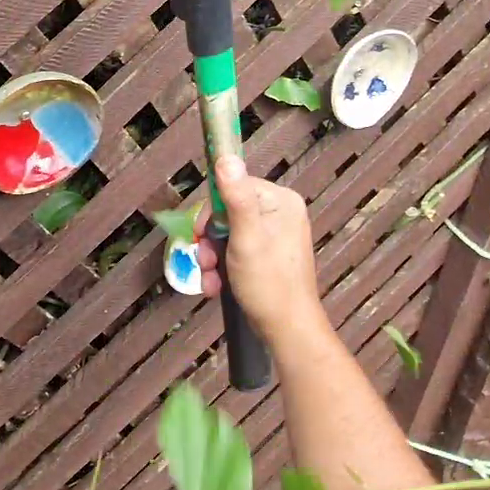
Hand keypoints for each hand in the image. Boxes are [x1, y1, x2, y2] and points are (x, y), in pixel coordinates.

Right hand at [193, 152, 323, 342]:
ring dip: (212, 256)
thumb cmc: (268, 284)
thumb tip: (225, 156)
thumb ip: (235, 197)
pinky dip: (223, 266)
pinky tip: (216, 286)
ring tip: (210, 279)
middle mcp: (280, 212)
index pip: (233, 185)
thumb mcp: (246, 238)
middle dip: (211, 239)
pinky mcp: (269, 254)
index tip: (202, 233)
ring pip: (228, 232)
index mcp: (280, 201)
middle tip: (206, 262)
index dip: (212, 210)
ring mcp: (275, 234)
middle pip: (228, 210)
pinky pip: (237, 248)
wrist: (287, 333)